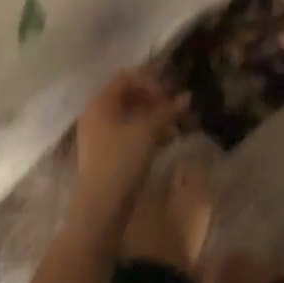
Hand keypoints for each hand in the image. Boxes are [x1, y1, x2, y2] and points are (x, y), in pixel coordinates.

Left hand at [69, 70, 187, 233]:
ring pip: (129, 117)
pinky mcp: (105, 153)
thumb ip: (167, 111)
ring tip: (175, 130)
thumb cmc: (122, 160)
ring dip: (153, 119)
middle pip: (128, 97)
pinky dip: (145, 134)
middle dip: (155, 102)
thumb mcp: (147, 132)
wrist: (101, 204)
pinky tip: (164, 143)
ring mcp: (98, 134)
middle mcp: (96, 114)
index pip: (126, 78)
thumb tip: (187, 96)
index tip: (169, 99)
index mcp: (100, 102)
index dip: (150, 83)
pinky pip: (127, 134)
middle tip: (177, 114)